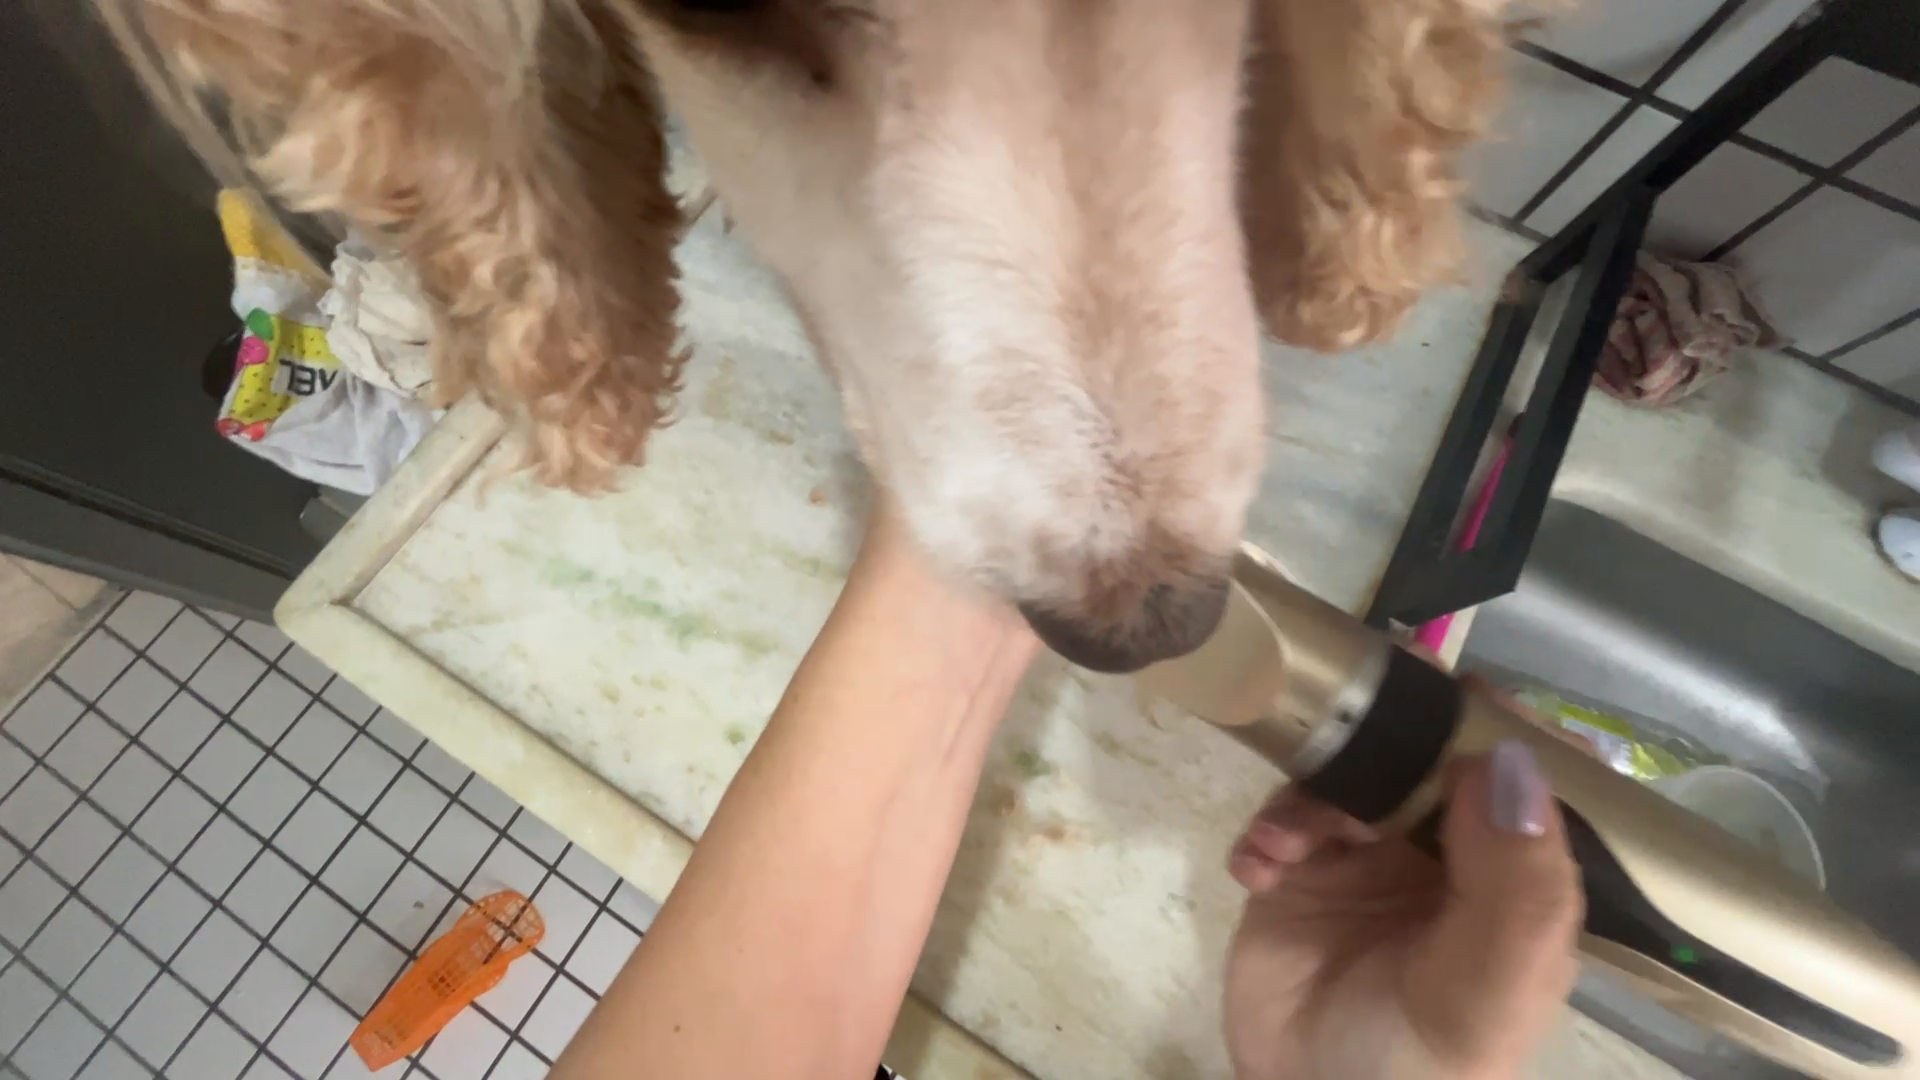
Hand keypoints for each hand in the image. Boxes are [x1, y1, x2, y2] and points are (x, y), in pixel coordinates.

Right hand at [1223, 739, 1582, 1079]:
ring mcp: (1361, 865)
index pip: (1524, 789)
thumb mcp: (1480, 995)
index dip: (1500, 731)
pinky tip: (1253, 872)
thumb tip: (1508, 762)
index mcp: (1509, 887)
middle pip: (1416, 768)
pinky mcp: (1295, 876)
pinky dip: (1261, 837)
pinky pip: (1276, 823)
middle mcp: (1440, 864)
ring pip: (1335, 786)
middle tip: (1333, 721)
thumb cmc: (1415, 1067)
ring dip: (1302, 803)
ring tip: (1283, 848)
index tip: (1454, 684)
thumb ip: (1513, 892)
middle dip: (1374, 749)